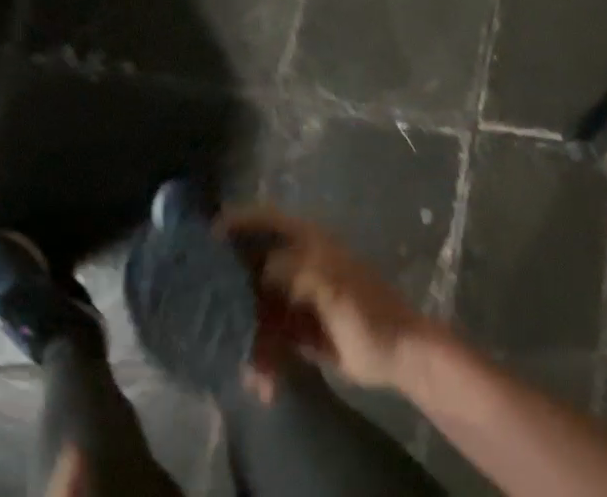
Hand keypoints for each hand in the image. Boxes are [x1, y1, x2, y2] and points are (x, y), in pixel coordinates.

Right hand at [220, 207, 435, 389]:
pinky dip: (264, 359)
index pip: (265, 221)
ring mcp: (296, 297)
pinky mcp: (297, 329)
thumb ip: (295, 272)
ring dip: (248, 339)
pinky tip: (265, 384)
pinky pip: (268, 338)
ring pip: (256, 308)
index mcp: (309, 245)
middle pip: (251, 267)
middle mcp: (298, 265)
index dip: (235, 223)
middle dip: (230, 294)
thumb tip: (260, 269)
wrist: (402, 357)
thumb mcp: (332, 288)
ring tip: (252, 371)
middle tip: (205, 315)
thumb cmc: (370, 314)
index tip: (204, 237)